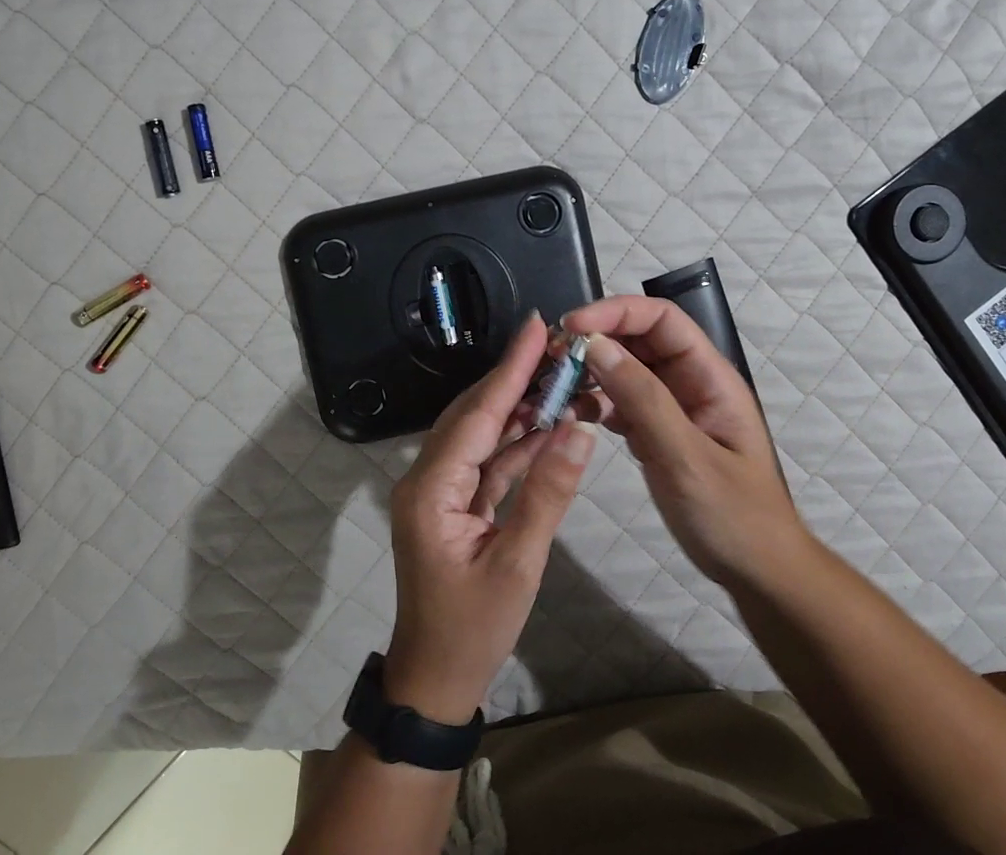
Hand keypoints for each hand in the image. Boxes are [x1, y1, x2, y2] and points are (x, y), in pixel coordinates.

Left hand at [382, 313, 596, 724]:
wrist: (436, 678)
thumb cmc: (473, 628)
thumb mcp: (517, 563)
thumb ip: (547, 494)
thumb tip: (578, 432)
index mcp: (431, 489)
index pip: (477, 415)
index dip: (510, 370)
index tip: (538, 328)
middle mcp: (426, 480)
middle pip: (473, 416)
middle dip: (514, 379)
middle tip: (556, 344)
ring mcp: (438, 493)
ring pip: (481, 437)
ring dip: (518, 410)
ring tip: (560, 376)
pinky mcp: (452, 508)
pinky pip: (486, 465)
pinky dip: (516, 446)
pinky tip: (548, 427)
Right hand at [561, 296, 800, 583]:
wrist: (756, 570)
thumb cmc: (733, 514)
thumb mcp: (686, 457)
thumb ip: (643, 400)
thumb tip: (595, 345)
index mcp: (709, 378)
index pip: (662, 321)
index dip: (616, 313)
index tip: (570, 327)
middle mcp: (689, 385)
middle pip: (638, 342)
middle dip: (594, 341)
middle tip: (550, 358)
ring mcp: (672, 411)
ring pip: (624, 373)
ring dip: (588, 373)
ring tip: (551, 387)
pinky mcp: (656, 436)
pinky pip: (619, 406)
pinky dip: (592, 405)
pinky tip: (567, 415)